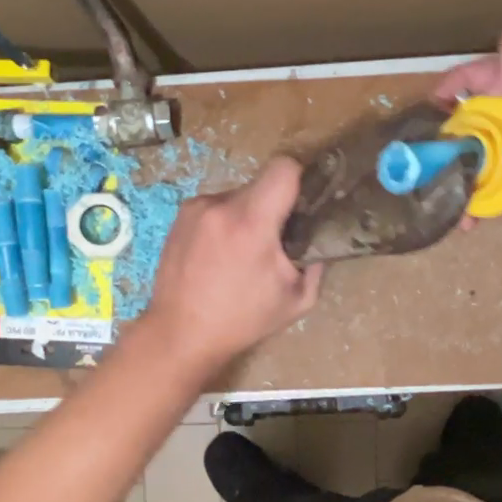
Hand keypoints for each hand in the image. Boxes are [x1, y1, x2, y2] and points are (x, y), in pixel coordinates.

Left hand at [138, 159, 323, 372]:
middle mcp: (220, 206)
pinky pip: (215, 208)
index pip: (283, 168)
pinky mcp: (180, 217)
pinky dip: (224, 225)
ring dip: (246, 217)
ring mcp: (196, 209)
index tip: (301, 205)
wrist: (180, 333)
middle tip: (273, 243)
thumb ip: (316, 266)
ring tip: (241, 255)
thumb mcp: (296, 301)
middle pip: (261, 185)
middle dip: (272, 208)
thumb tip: (320, 243)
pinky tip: (219, 256)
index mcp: (251, 223)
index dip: (299, 180)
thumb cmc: (241, 321)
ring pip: (237, 198)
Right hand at [435, 27, 501, 259]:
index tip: (434, 104)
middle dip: (459, 133)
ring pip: (493, 158)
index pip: (501, 68)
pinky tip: (467, 218)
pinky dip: (483, 205)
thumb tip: (499, 56)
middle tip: (430, 153)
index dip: (464, 81)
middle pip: (491, 117)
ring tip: (439, 190)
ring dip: (464, 173)